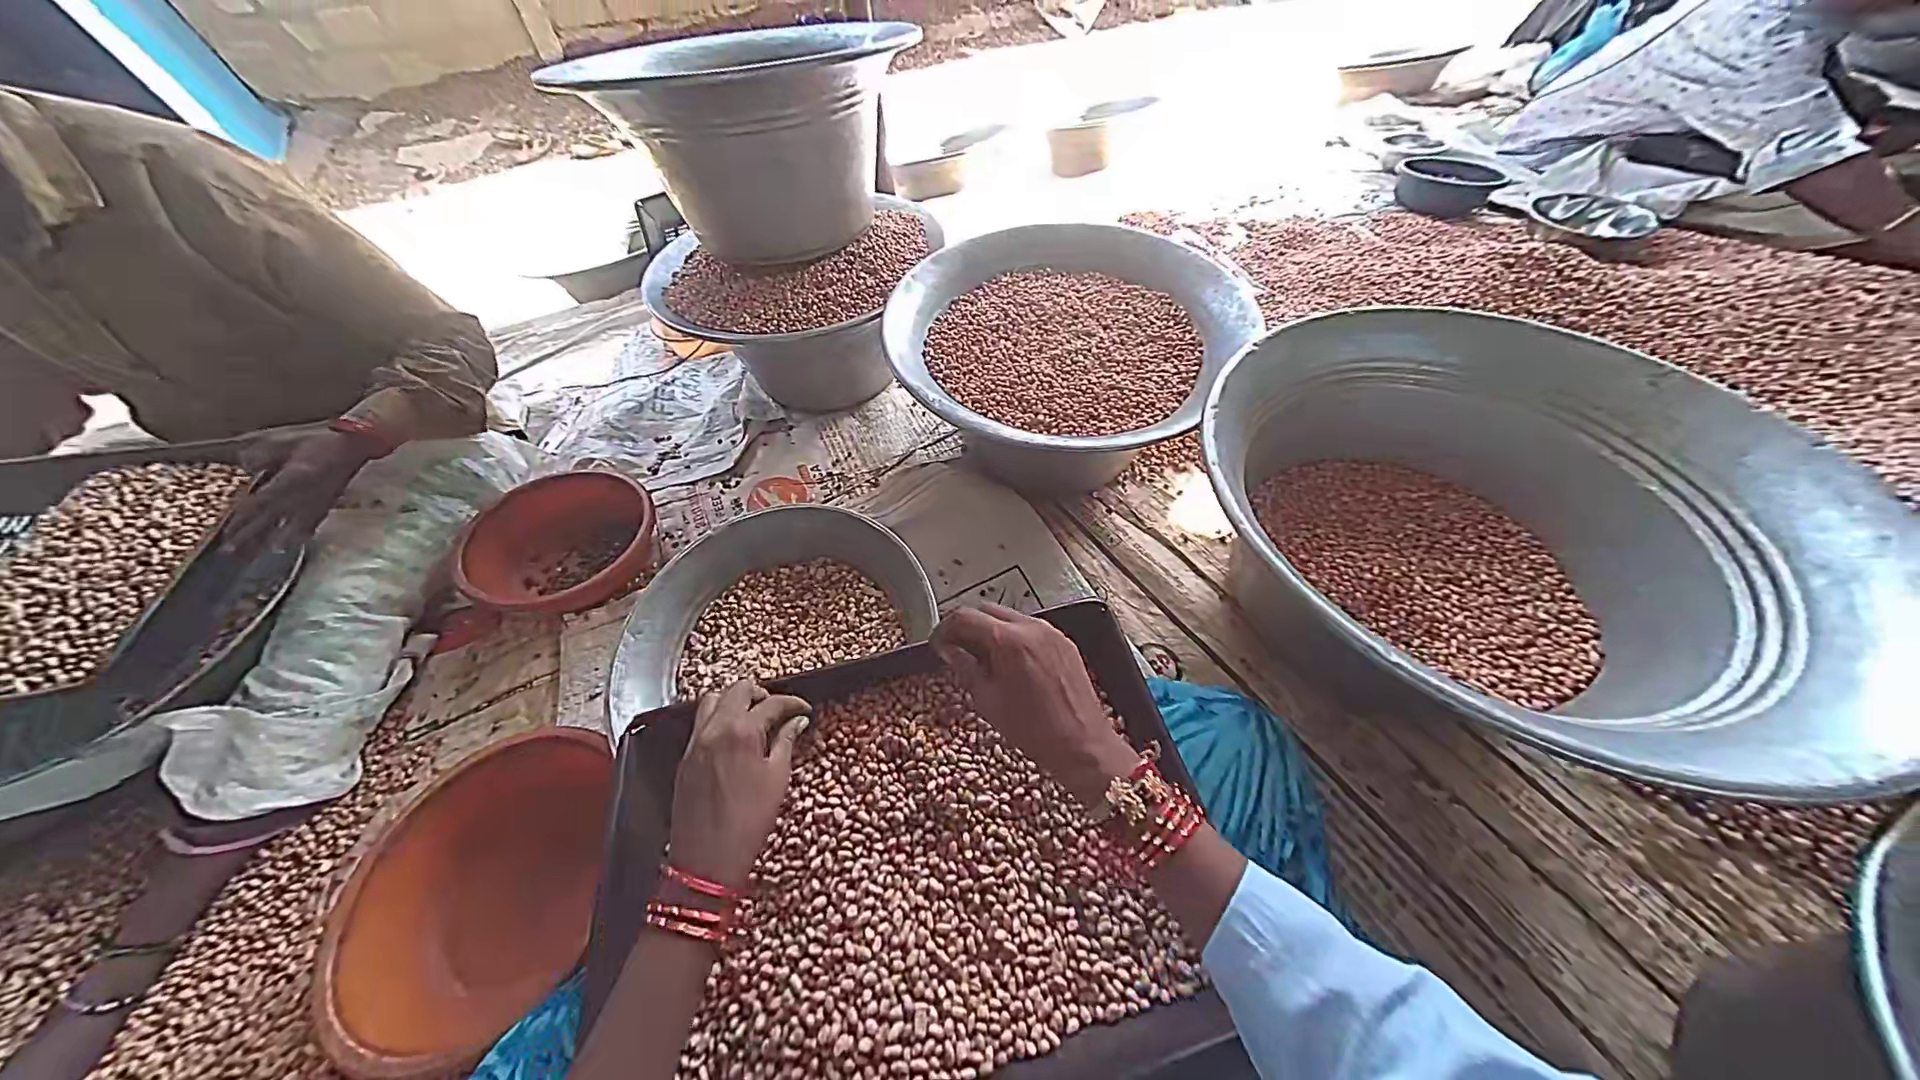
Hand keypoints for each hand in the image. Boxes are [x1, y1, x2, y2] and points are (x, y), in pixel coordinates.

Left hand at [222, 429, 374, 552]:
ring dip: (281, 538)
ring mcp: (318, 499)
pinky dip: (305, 530)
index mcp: (290, 480)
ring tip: (270, 551)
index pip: (260, 504)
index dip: (242, 519)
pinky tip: (302, 538)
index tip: (227, 532)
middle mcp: (303, 495)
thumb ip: (262, 454)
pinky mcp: (330, 500)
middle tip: (236, 551)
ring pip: (295, 523)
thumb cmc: (323, 440)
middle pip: (273, 519)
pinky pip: (314, 519)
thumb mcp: (285, 441)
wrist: (359, 443)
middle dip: (254, 535)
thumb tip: (246, 465)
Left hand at [668, 680, 812, 889]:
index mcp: (741, 732)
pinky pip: (700, 721)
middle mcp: (715, 729)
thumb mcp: (777, 778)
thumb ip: (786, 742)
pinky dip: (718, 716)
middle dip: (762, 693)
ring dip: (735, 700)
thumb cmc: (748, 821)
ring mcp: (696, 742)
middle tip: (779, 709)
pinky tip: (733, 735)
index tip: (803, 709)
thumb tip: (797, 722)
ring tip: (753, 716)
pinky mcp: (685, 757)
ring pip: (713, 699)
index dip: (792, 703)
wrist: (706, 859)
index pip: (772, 702)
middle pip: (738, 690)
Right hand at [931, 603, 1137, 808]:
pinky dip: (1013, 637)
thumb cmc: (1035, 731)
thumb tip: (950, 650)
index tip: (938, 643)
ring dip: (991, 630)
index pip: (964, 617)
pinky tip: (1009, 663)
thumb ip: (965, 667)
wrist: (1083, 745)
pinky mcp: (1064, 642)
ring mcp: (1051, 633)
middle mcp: (1031, 628)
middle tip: (955, 648)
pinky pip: (1030, 629)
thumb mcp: (988, 700)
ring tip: (982, 659)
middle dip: (967, 626)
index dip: (944, 628)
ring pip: (1009, 618)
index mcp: (1009, 641)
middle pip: (986, 610)